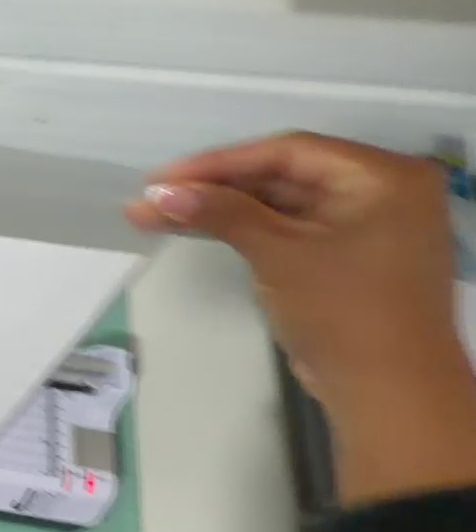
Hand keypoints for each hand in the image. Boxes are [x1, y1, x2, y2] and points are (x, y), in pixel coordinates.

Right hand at [126, 132, 475, 502]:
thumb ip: (221, 214)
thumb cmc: (344, 307)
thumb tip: (160, 191)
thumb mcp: (278, 252)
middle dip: (210, 186)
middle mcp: (375, 190)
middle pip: (279, 175)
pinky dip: (235, 227)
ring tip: (153, 215)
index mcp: (381, 176)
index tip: (158, 178)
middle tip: (149, 198)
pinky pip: (279, 226)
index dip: (218, 162)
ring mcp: (356, 223)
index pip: (288, 151)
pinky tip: (192, 229)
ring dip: (214, 208)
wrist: (383, 380)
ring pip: (273, 202)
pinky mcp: (334, 253)